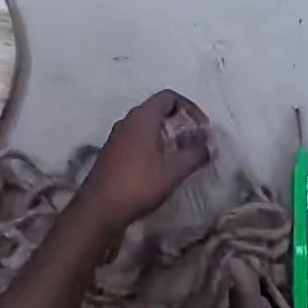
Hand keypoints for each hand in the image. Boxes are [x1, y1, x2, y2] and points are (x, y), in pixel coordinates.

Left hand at [75, 90, 211, 234]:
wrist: (98, 210)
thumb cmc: (138, 184)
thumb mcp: (174, 170)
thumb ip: (195, 154)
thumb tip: (209, 146)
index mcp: (142, 118)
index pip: (169, 97)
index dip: (190, 107)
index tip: (202, 127)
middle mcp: (127, 122)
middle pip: (157, 109)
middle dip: (180, 121)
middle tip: (195, 140)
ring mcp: (117, 137)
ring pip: (146, 125)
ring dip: (167, 134)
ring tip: (182, 154)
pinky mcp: (112, 153)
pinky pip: (137, 139)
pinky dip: (153, 145)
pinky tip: (161, 166)